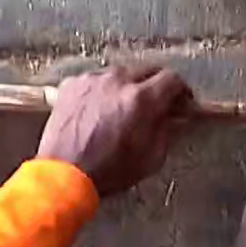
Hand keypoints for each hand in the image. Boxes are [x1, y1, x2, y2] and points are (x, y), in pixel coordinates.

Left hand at [37, 65, 191, 195]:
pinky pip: (97, 80)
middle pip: (148, 70)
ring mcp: (92, 80)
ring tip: (125, 108)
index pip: (172, 79)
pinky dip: (104, 91)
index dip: (182, 91)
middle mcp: (118, 81)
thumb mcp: (152, 157)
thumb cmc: (110, 171)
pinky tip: (102, 110)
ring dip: (129, 86)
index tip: (182, 102)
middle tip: (156, 105)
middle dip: (156, 86)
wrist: (64, 176)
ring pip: (121, 74)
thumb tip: (178, 116)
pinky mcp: (72, 85)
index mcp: (142, 99)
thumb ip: (169, 130)